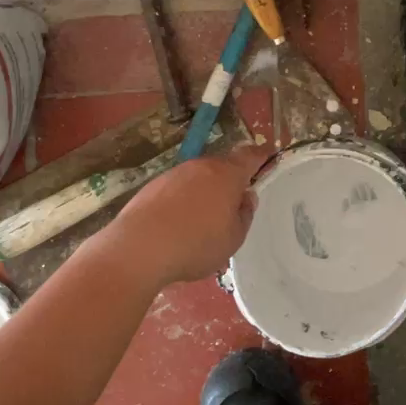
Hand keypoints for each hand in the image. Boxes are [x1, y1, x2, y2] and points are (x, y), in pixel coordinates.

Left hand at [109, 145, 267, 285]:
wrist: (137, 249)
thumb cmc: (195, 244)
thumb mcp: (233, 238)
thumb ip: (244, 215)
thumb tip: (246, 198)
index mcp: (227, 174)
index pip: (250, 155)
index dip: (261, 156)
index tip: (268, 157)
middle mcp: (201, 166)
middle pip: (222, 166)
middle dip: (230, 180)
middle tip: (233, 204)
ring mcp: (174, 174)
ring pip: (197, 177)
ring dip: (204, 191)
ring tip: (202, 221)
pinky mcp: (152, 187)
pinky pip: (176, 189)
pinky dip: (182, 201)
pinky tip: (176, 226)